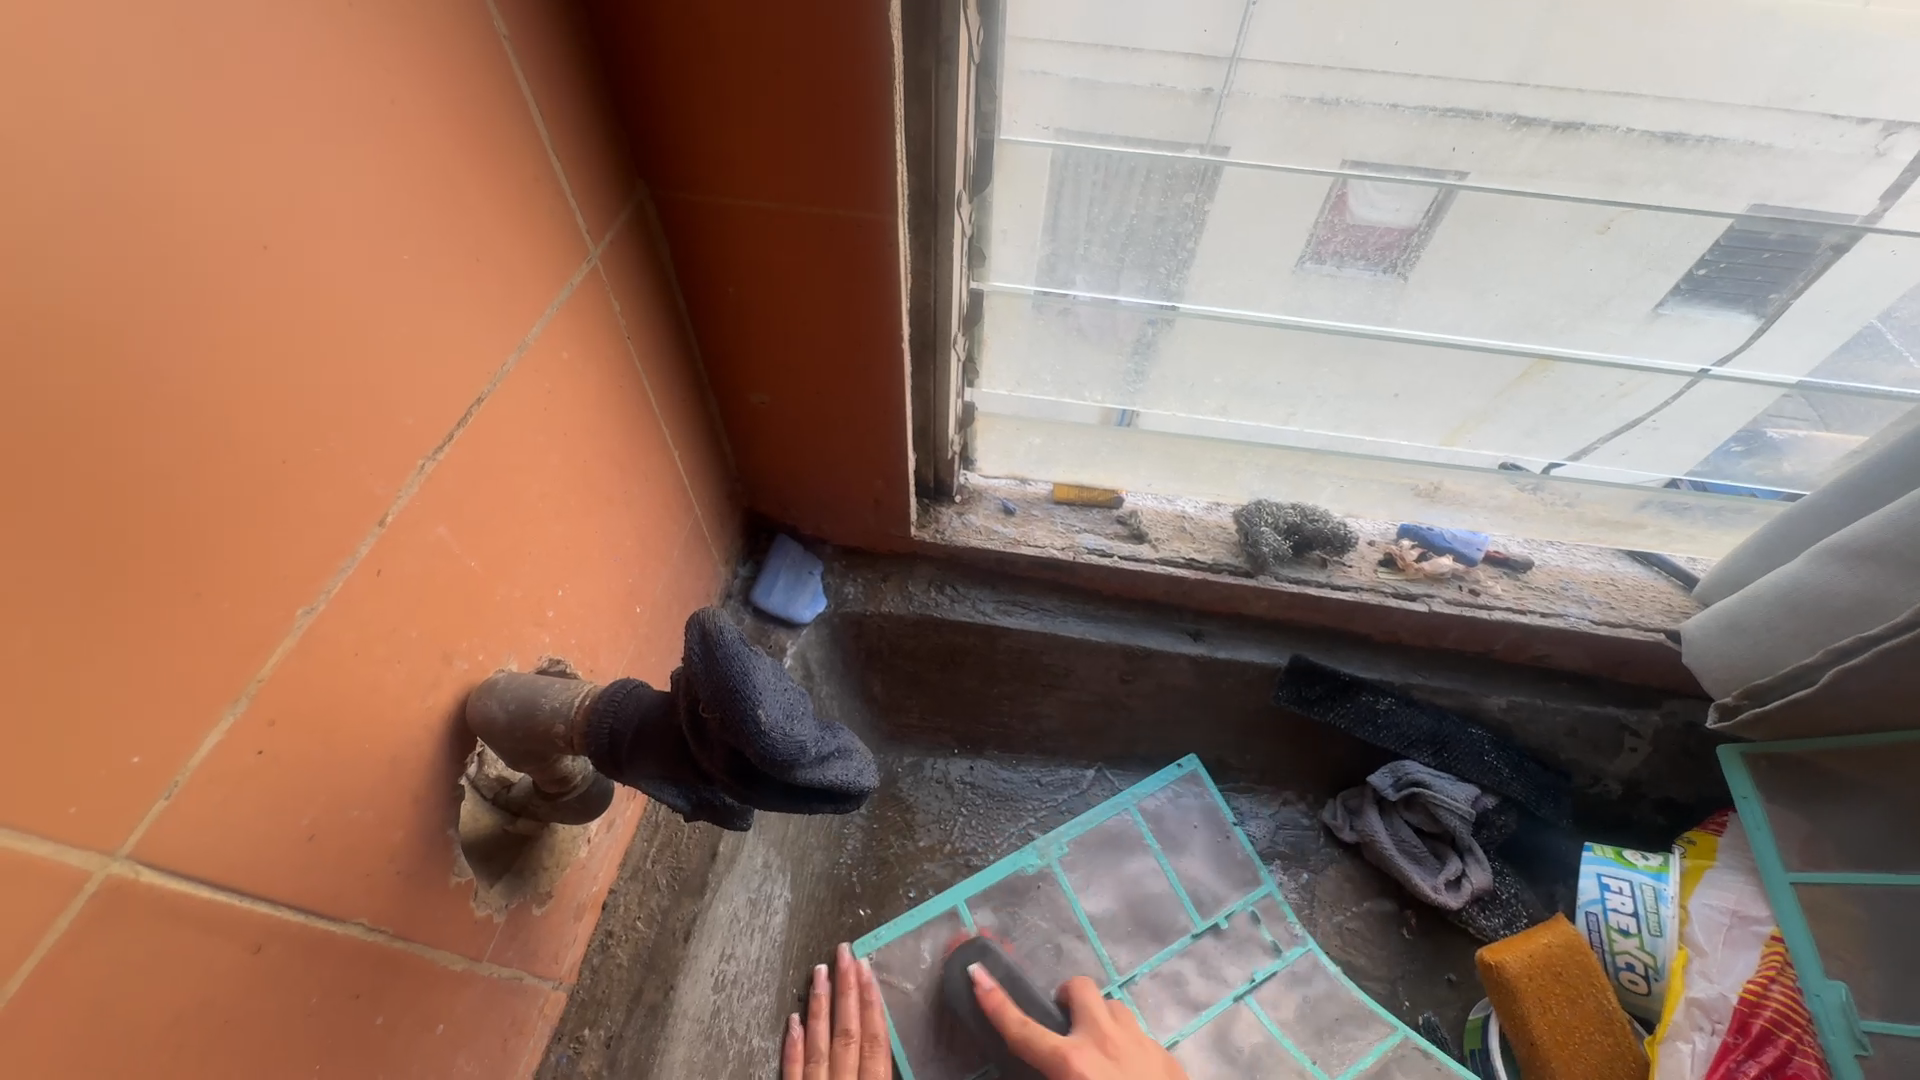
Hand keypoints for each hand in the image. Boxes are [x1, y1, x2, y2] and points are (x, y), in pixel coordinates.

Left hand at [783, 942, 891, 1079]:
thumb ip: (884, 1071)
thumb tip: (886, 1034)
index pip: (875, 1040)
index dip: (871, 1001)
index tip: (865, 967)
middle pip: (847, 1033)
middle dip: (846, 990)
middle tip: (843, 954)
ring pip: (819, 1046)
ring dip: (820, 1006)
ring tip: (819, 972)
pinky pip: (793, 1073)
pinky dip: (794, 1047)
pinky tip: (793, 1021)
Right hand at [970, 966, 1188, 1079]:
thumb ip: (1050, 1072)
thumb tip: (1043, 1062)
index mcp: (1073, 1065)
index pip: (1023, 1029)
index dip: (995, 1002)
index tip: (976, 972)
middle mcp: (1104, 1042)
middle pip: (1079, 988)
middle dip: (1068, 999)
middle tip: (1065, 1025)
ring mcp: (1140, 1043)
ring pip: (1113, 1007)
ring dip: (1101, 1021)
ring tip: (1101, 1051)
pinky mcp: (1168, 1055)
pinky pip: (1141, 1036)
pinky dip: (1130, 1047)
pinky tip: (1133, 1075)